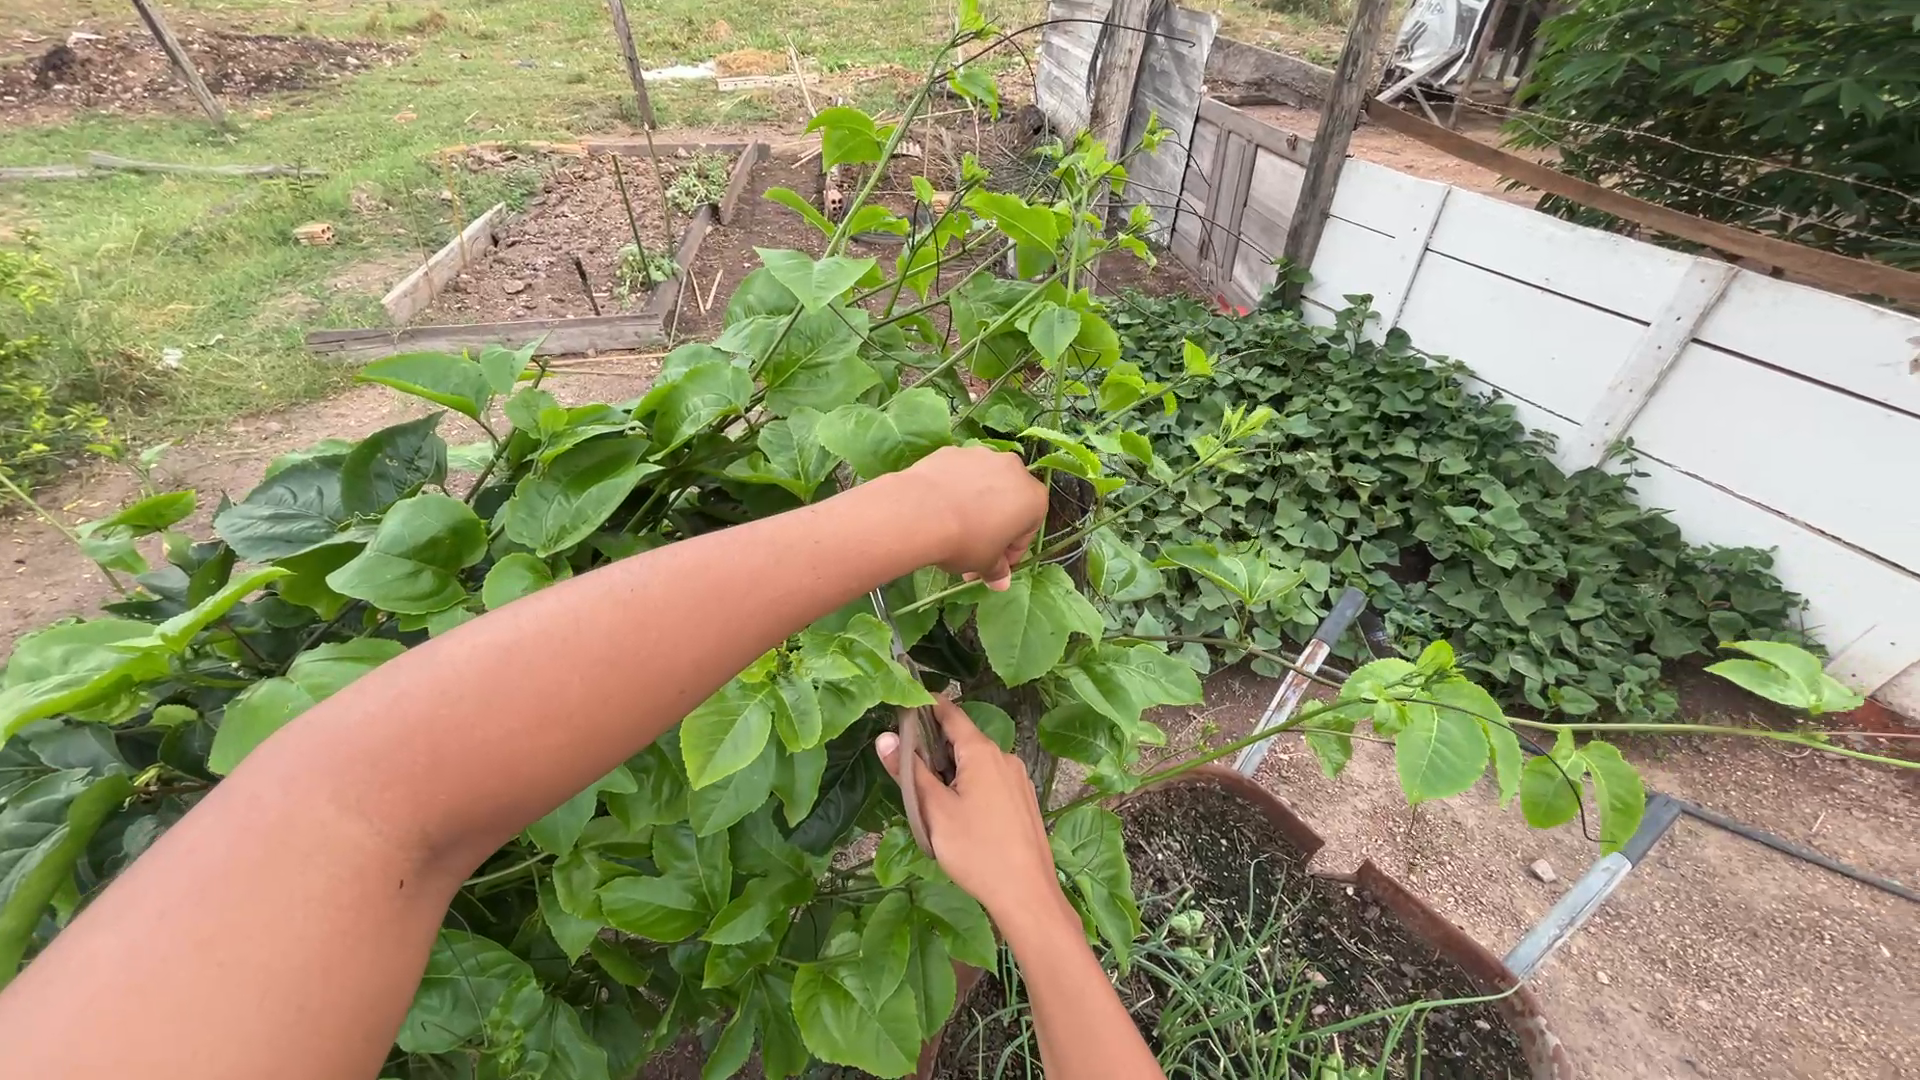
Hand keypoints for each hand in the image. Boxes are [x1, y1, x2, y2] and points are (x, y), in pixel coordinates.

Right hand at [875, 700, 1064, 922]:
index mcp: (982, 752)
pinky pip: (992, 780)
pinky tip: (959, 812)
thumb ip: (910, 772)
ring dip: (953, 769)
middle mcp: (1004, 756)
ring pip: (977, 762)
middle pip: (964, 739)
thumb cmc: (976, 849)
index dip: (928, 705)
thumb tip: (885, 737)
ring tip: (930, 795)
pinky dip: (971, 784)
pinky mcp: (1024, 799)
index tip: (905, 702)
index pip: (951, 714)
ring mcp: (1018, 778)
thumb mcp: (934, 810)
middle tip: (907, 763)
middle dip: (935, 746)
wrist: (1026, 893)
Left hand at [898, 445, 1045, 590]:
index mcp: (1033, 498)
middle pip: (1007, 504)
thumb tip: (1001, 584)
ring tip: (952, 530)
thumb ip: (997, 570)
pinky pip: (959, 475)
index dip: (1009, 554)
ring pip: (983, 486)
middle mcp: (1014, 469)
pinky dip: (953, 490)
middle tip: (972, 554)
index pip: (1027, 532)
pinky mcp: (953, 451)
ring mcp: (982, 455)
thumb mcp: (984, 563)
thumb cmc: (966, 540)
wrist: (921, 511)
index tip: (993, 567)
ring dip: (974, 507)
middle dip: (992, 530)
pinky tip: (938, 510)